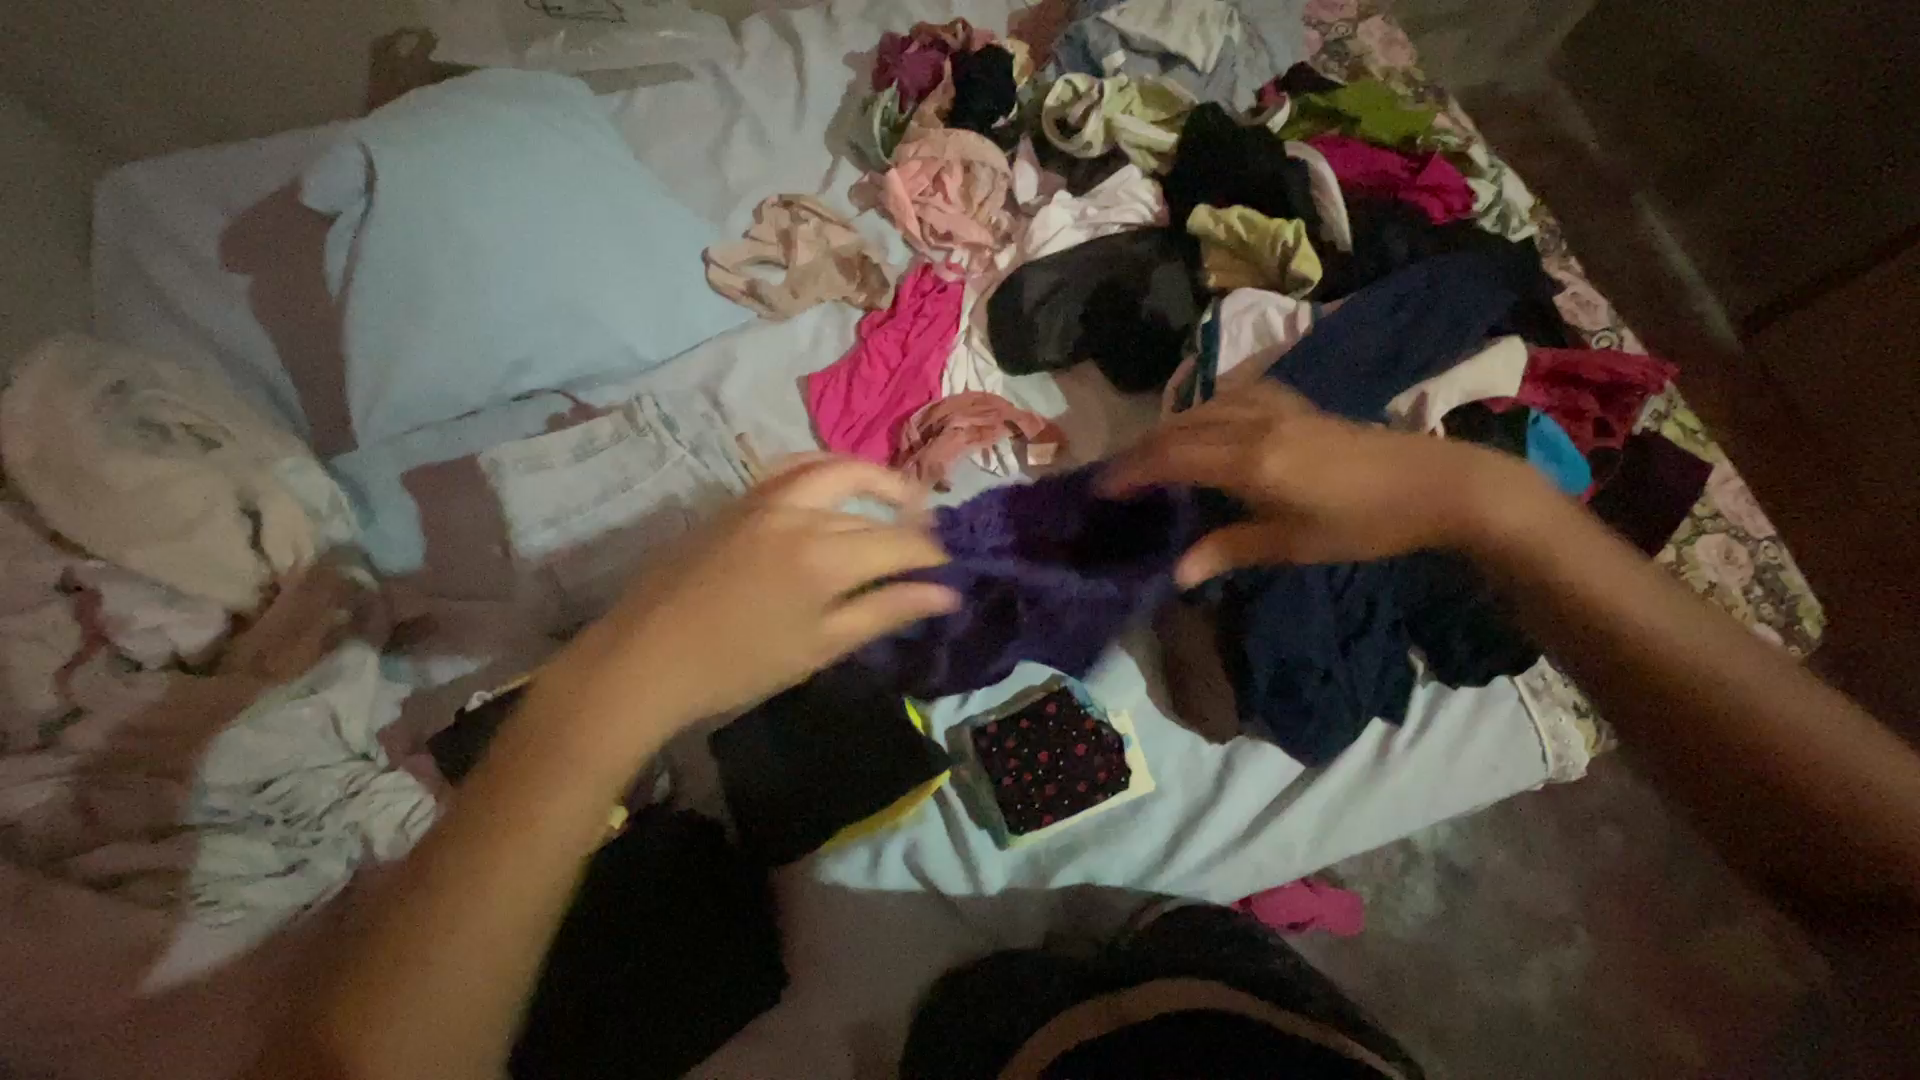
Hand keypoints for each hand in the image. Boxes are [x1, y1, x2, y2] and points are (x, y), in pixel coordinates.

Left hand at [539, 456, 959, 745]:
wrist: (645, 659)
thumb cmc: (739, 666)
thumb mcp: (820, 646)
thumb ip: (885, 610)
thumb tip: (944, 594)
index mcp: (823, 556)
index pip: (899, 543)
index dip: (931, 557)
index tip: (948, 573)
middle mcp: (797, 512)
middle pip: (867, 498)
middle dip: (906, 511)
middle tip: (927, 531)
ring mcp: (762, 499)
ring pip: (829, 468)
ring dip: (869, 477)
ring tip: (892, 497)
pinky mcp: (735, 501)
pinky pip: (790, 468)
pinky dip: (823, 471)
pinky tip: (830, 489)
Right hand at [1101, 381, 1543, 583]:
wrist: (1436, 485)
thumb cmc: (1364, 524)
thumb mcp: (1292, 545)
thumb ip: (1228, 550)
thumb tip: (1175, 574)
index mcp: (1251, 461)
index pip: (1171, 458)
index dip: (1130, 472)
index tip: (1100, 489)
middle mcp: (1255, 424)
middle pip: (1179, 428)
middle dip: (1139, 450)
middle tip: (1114, 477)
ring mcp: (1277, 408)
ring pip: (1202, 408)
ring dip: (1168, 429)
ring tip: (1148, 455)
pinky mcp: (1295, 404)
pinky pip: (1232, 397)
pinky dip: (1202, 411)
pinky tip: (1202, 425)